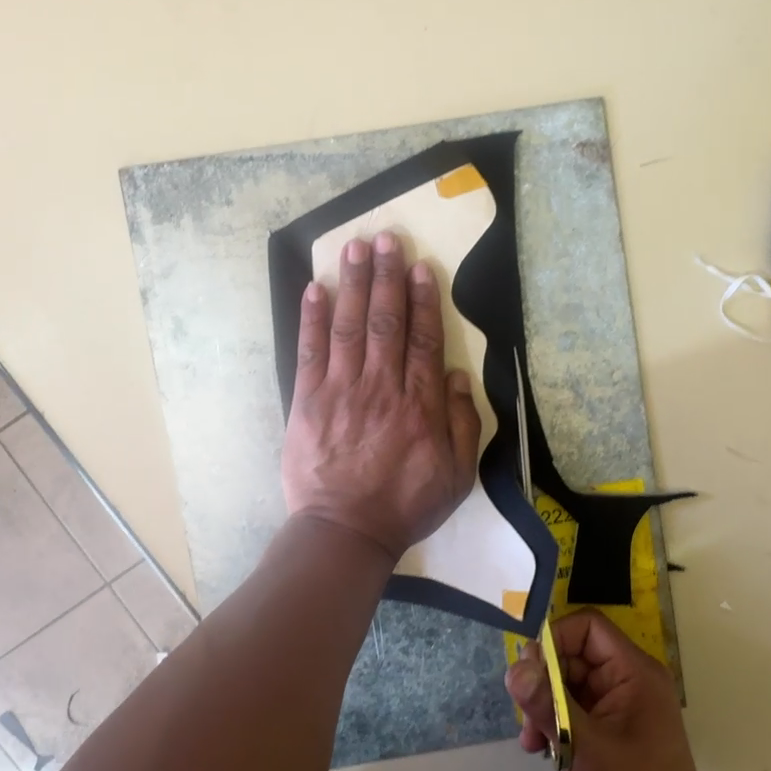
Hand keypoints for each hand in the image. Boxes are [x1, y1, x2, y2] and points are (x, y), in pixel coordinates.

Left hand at [283, 233, 481, 560]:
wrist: (344, 532)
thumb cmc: (404, 505)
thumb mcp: (457, 475)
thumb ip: (463, 423)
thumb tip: (456, 375)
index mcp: (419, 404)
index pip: (423, 339)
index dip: (423, 299)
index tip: (420, 266)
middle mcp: (381, 386)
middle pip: (385, 321)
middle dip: (386, 276)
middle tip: (386, 238)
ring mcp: (341, 390)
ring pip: (349, 326)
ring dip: (353, 284)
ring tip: (354, 248)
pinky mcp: (307, 400)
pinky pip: (310, 351)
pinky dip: (312, 319)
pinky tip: (315, 288)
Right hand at [507, 609, 702, 770]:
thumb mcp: (588, 746)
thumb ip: (549, 706)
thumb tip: (514, 669)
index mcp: (634, 670)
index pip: (588, 627)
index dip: (555, 637)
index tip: (528, 668)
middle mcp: (628, 678)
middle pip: (573, 656)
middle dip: (544, 682)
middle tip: (524, 713)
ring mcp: (620, 702)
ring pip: (569, 683)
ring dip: (545, 707)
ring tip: (532, 740)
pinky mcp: (612, 725)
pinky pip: (575, 707)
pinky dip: (556, 722)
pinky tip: (543, 747)